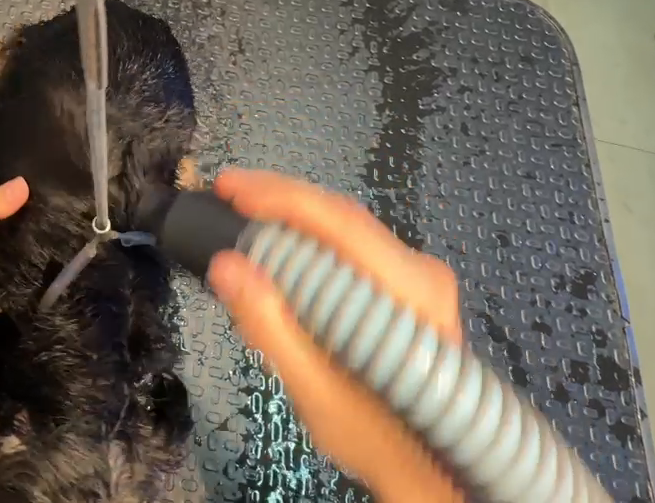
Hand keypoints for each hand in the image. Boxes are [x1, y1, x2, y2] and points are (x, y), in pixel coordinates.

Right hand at [206, 169, 464, 502]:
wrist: (431, 465)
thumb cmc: (375, 435)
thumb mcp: (316, 394)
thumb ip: (271, 330)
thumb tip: (224, 264)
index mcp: (410, 292)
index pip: (339, 223)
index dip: (280, 197)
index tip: (228, 189)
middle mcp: (419, 269)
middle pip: (338, 214)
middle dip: (276, 195)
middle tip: (223, 189)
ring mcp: (415, 272)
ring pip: (341, 221)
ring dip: (287, 209)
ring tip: (238, 205)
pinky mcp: (403, 280)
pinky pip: (345, 240)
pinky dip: (303, 230)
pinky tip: (273, 233)